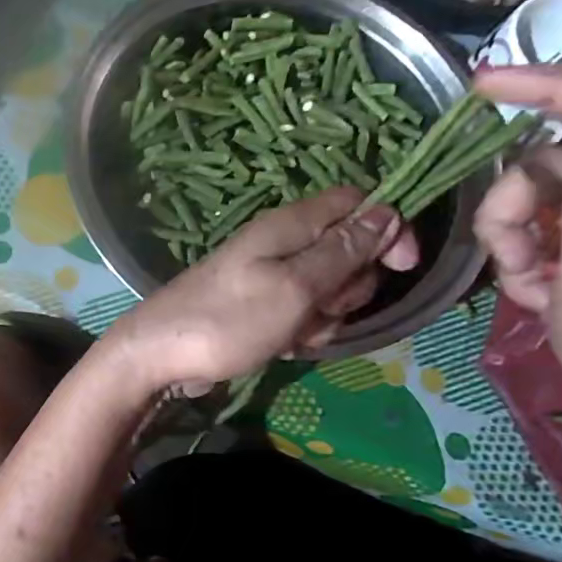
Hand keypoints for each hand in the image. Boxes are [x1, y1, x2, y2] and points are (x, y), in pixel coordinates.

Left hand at [108, 186, 418, 394]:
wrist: (159, 356)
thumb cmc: (227, 319)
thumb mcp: (294, 286)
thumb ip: (341, 251)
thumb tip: (387, 211)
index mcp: (289, 225)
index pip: (357, 204)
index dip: (386, 229)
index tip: (401, 266)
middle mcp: (282, 244)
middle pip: (348, 251)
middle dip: (350, 286)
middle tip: (321, 307)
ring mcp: (271, 277)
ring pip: (329, 289)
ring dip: (324, 316)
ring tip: (293, 332)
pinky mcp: (262, 307)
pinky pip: (302, 314)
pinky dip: (300, 331)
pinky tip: (281, 345)